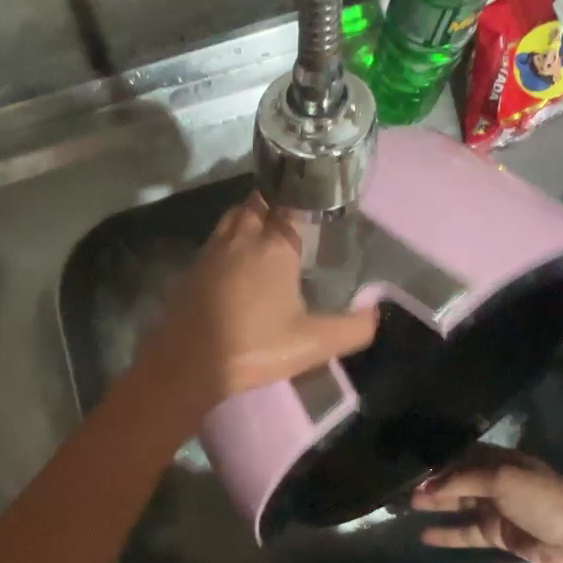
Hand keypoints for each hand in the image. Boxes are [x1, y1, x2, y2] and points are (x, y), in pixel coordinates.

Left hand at [142, 196, 378, 407]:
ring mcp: (210, 252)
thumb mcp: (313, 345)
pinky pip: (215, 242)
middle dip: (276, 202)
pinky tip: (239, 266)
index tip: (321, 200)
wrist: (185, 366)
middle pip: (257, 202)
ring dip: (250, 218)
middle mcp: (240, 238)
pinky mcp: (191, 271)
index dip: (305, 196)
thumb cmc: (253, 348)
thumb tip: (377, 312)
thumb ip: (353, 328)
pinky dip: (230, 242)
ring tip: (269, 235)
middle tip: (296, 216)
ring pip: (233, 218)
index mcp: (273, 245)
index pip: (291, 202)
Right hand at [411, 445, 562, 562]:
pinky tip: (425, 535)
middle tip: (404, 487)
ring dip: (436, 505)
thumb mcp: (502, 480)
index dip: (440, 460)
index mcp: (502, 461)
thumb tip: (430, 485)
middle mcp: (497, 482)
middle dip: (433, 483)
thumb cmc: (542, 499)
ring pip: (459, 505)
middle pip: (458, 480)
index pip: (464, 456)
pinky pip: (466, 532)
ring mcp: (496, 509)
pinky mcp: (497, 534)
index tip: (414, 464)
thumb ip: (463, 481)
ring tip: (408, 505)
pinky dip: (447, 534)